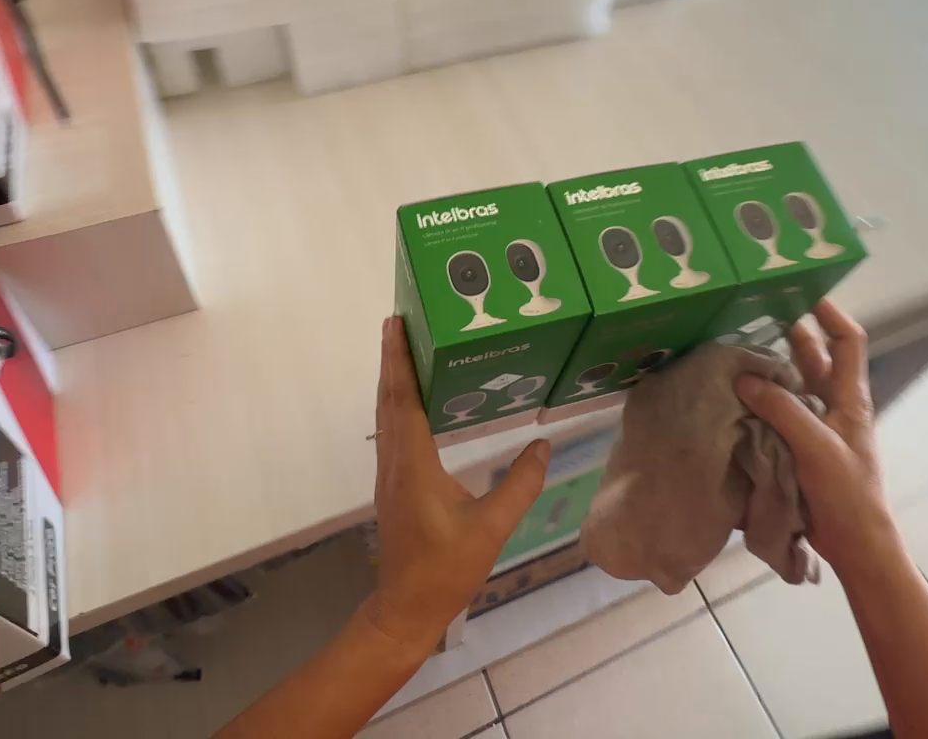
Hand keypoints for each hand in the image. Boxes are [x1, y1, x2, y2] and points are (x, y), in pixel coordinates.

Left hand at [363, 316, 550, 652]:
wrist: (405, 608)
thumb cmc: (446, 568)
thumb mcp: (492, 528)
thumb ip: (519, 485)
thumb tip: (542, 444)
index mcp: (414, 463)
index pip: (404, 400)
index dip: (399, 360)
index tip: (394, 325)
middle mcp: (395, 460)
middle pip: (388, 398)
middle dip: (391, 357)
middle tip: (395, 319)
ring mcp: (390, 471)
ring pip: (385, 413)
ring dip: (391, 377)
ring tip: (400, 346)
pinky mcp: (393, 482)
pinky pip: (390, 429)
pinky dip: (396, 401)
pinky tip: (410, 397)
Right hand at [735, 300, 898, 578]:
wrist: (854, 543)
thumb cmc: (846, 491)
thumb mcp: (817, 446)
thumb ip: (782, 410)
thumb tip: (744, 378)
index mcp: (849, 397)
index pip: (848, 341)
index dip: (830, 313)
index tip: (803, 291)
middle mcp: (832, 403)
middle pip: (813, 355)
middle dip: (788, 331)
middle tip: (752, 314)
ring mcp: (815, 424)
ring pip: (791, 381)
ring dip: (768, 364)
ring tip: (733, 345)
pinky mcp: (797, 443)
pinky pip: (775, 408)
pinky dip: (757, 395)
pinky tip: (731, 392)